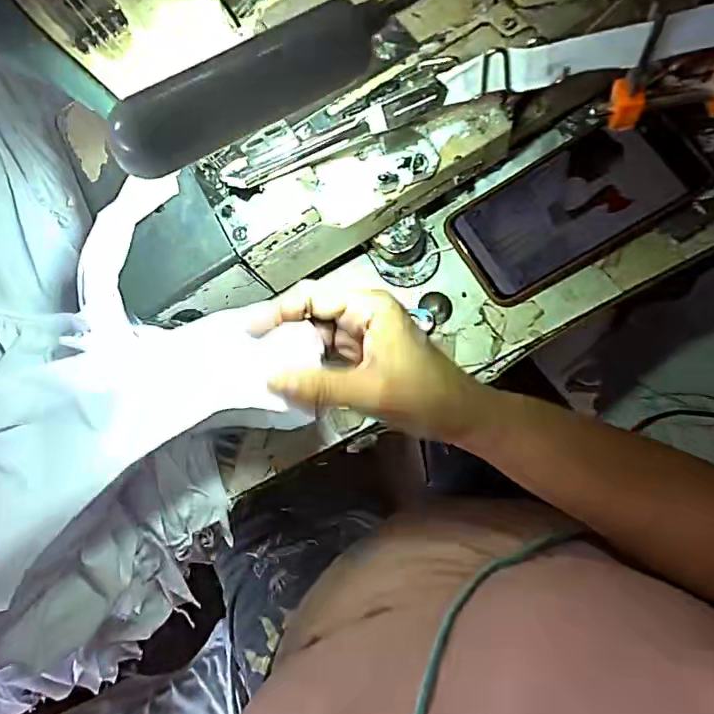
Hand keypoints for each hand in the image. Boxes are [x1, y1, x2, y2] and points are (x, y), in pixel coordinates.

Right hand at [250, 282, 492, 442]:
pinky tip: (293, 376)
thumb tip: (273, 380)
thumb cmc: (425, 395)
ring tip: (267, 363)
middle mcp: (364, 312)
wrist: (460, 416)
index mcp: (369, 306)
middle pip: (312, 313)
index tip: (253, 329)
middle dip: (283, 330)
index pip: (312, 297)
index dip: (278, 311)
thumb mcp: (367, 390)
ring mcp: (363, 333)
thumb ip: (318, 385)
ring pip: (317, 334)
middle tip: (254, 347)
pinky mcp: (363, 353)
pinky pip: (327, 352)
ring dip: (295, 349)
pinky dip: (310, 363)